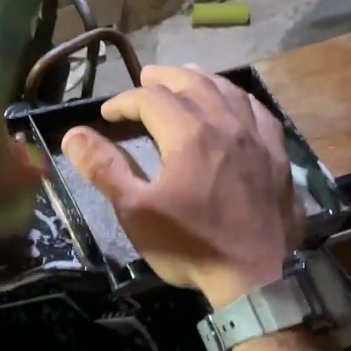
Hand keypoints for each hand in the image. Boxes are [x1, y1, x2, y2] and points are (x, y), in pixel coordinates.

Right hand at [61, 65, 299, 307]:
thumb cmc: (188, 244)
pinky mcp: (277, 156)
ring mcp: (257, 138)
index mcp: (188, 134)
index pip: (151, 100)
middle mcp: (225, 124)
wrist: (252, 272)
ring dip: (203, 81)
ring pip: (229, 92)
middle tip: (145, 77)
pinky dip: (239, 100)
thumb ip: (104, 169)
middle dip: (165, 78)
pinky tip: (236, 104)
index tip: (107, 114)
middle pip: (193, 85)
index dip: (124, 102)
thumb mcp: (135, 210)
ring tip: (188, 77)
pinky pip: (259, 112)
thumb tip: (72, 135)